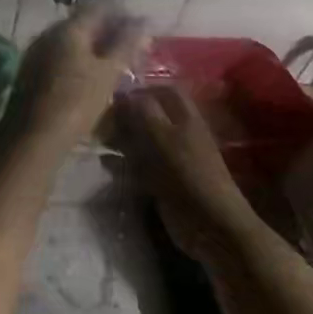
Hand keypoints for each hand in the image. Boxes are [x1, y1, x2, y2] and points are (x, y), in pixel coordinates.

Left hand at [10, 5, 147, 144]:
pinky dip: (76, 63)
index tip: (138, 31)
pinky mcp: (30, 74)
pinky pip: (59, 59)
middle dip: (106, 34)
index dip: (121, 17)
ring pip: (70, 43)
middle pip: (83, 25)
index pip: (99, 9)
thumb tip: (142, 23)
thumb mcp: (109, 72)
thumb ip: (126, 45)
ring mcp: (36, 53)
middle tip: (127, 50)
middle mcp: (48, 34)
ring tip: (112, 67)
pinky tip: (88, 79)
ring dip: (91, 50)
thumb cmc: (77, 101)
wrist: (35, 137)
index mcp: (68, 28)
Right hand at [118, 86, 260, 265]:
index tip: (115, 96)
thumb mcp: (164, 137)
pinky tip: (108, 166)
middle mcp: (179, 133)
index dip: (142, 89)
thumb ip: (144, 111)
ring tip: (101, 143)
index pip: (164, 91)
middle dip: (127, 116)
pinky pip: (140, 167)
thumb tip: (125, 92)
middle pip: (151, 116)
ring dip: (122, 140)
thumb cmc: (188, 173)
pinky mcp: (164, 181)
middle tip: (102, 122)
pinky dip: (124, 164)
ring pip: (143, 141)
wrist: (210, 224)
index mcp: (185, 117)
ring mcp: (172, 159)